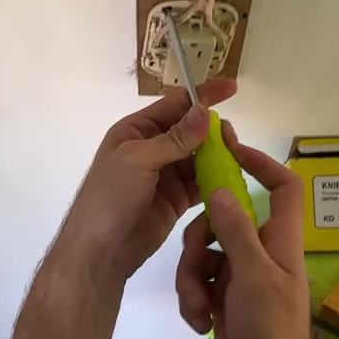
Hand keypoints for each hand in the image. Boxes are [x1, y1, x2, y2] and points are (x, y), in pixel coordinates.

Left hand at [55, 78, 236, 281]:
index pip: (174, 105)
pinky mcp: (177, 199)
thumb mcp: (138, 160)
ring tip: (238, 156)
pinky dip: (217, 180)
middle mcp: (152, 148)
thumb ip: (174, 138)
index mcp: (136, 130)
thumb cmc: (110, 197)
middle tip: (233, 137)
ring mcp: (165, 175)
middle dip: (213, 130)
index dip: (202, 95)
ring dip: (218, 155)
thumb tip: (204, 111)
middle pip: (191, 130)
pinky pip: (201, 183)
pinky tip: (233, 178)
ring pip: (200, 156)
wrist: (101, 251)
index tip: (232, 88)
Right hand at [174, 123, 323, 338]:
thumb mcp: (253, 276)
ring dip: (192, 279)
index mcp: (280, 240)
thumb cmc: (271, 330)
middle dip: (199, 242)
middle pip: (222, 220)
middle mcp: (260, 251)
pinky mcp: (222, 297)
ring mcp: (239, 274)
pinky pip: (198, 282)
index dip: (262, 163)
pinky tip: (200, 322)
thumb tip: (223, 189)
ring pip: (203, 253)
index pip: (282, 187)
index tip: (229, 148)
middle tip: (195, 263)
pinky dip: (193, 300)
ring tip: (199, 308)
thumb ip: (236, 231)